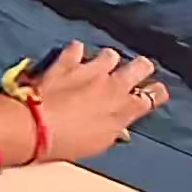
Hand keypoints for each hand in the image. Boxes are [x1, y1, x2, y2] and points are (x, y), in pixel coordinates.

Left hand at [29, 40, 168, 162]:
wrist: (37, 126)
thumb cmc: (69, 143)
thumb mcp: (98, 144)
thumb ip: (113, 129)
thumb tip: (120, 127)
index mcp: (125, 109)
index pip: (153, 95)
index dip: (154, 92)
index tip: (151, 93)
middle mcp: (113, 85)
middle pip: (141, 66)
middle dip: (140, 67)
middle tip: (132, 72)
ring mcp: (91, 70)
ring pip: (110, 54)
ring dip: (105, 60)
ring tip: (97, 66)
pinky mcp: (67, 61)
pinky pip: (77, 47)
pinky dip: (74, 52)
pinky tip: (70, 57)